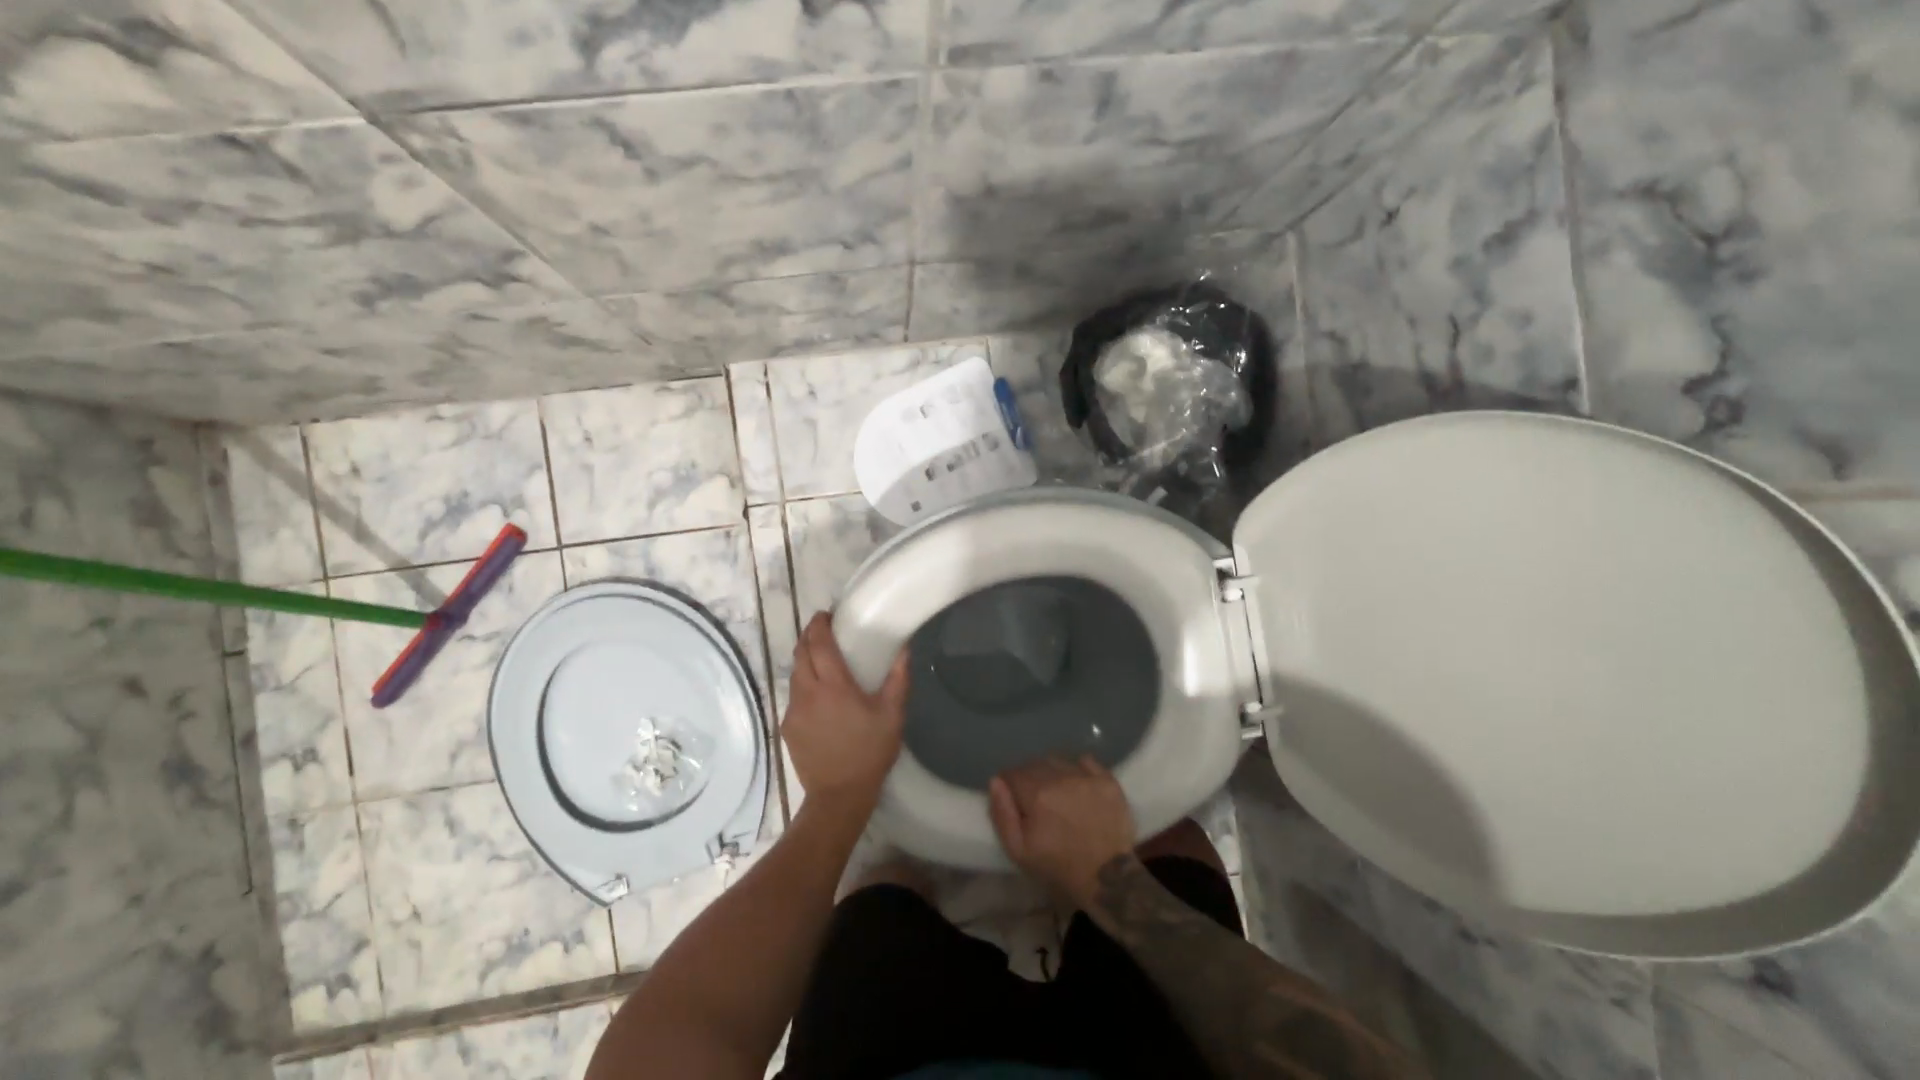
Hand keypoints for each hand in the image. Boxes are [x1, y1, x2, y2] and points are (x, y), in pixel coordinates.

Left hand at [783, 612, 909, 811]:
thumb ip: (898, 680)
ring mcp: (793, 710)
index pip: (819, 644)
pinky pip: (793, 696)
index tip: (825, 615)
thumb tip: (905, 650)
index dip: (819, 625)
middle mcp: (808, 692)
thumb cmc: (870, 753)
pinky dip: (803, 686)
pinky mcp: (787, 726)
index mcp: (834, 686)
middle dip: (808, 637)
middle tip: (822, 630)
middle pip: (800, 654)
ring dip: (804, 661)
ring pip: (794, 674)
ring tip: (819, 659)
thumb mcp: (892, 716)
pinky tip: (817, 695)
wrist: (838, 795)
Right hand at [988, 757, 1135, 907]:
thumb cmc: (1058, 866)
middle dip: (1028, 779)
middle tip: (1034, 801)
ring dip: (1050, 772)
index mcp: (1036, 795)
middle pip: (1033, 765)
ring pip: (1057, 761)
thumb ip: (1002, 814)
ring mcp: (1087, 777)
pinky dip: (1076, 769)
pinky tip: (1076, 786)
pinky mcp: (1108, 780)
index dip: (1008, 787)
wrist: (1107, 877)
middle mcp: (1061, 778)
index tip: (1014, 802)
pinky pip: (1086, 761)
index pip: (1011, 774)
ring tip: (1055, 793)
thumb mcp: (1018, 851)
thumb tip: (995, 781)